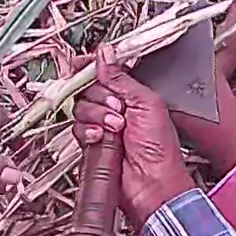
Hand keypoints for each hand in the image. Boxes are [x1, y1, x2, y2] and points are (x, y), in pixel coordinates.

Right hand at [71, 48, 194, 225]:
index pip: (104, 71)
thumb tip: (104, 54)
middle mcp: (114, 106)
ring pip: (80, 107)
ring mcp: (101, 124)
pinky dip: (86, 131)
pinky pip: (76, 128)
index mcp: (131, 92)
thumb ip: (121, 78)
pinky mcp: (90, 141)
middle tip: (119, 109)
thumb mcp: (146, 103)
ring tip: (116, 128)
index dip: (92, 66)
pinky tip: (100, 138)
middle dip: (101, 97)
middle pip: (89, 88)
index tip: (81, 64)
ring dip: (96, 116)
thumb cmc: (159, 147)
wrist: (150, 182)